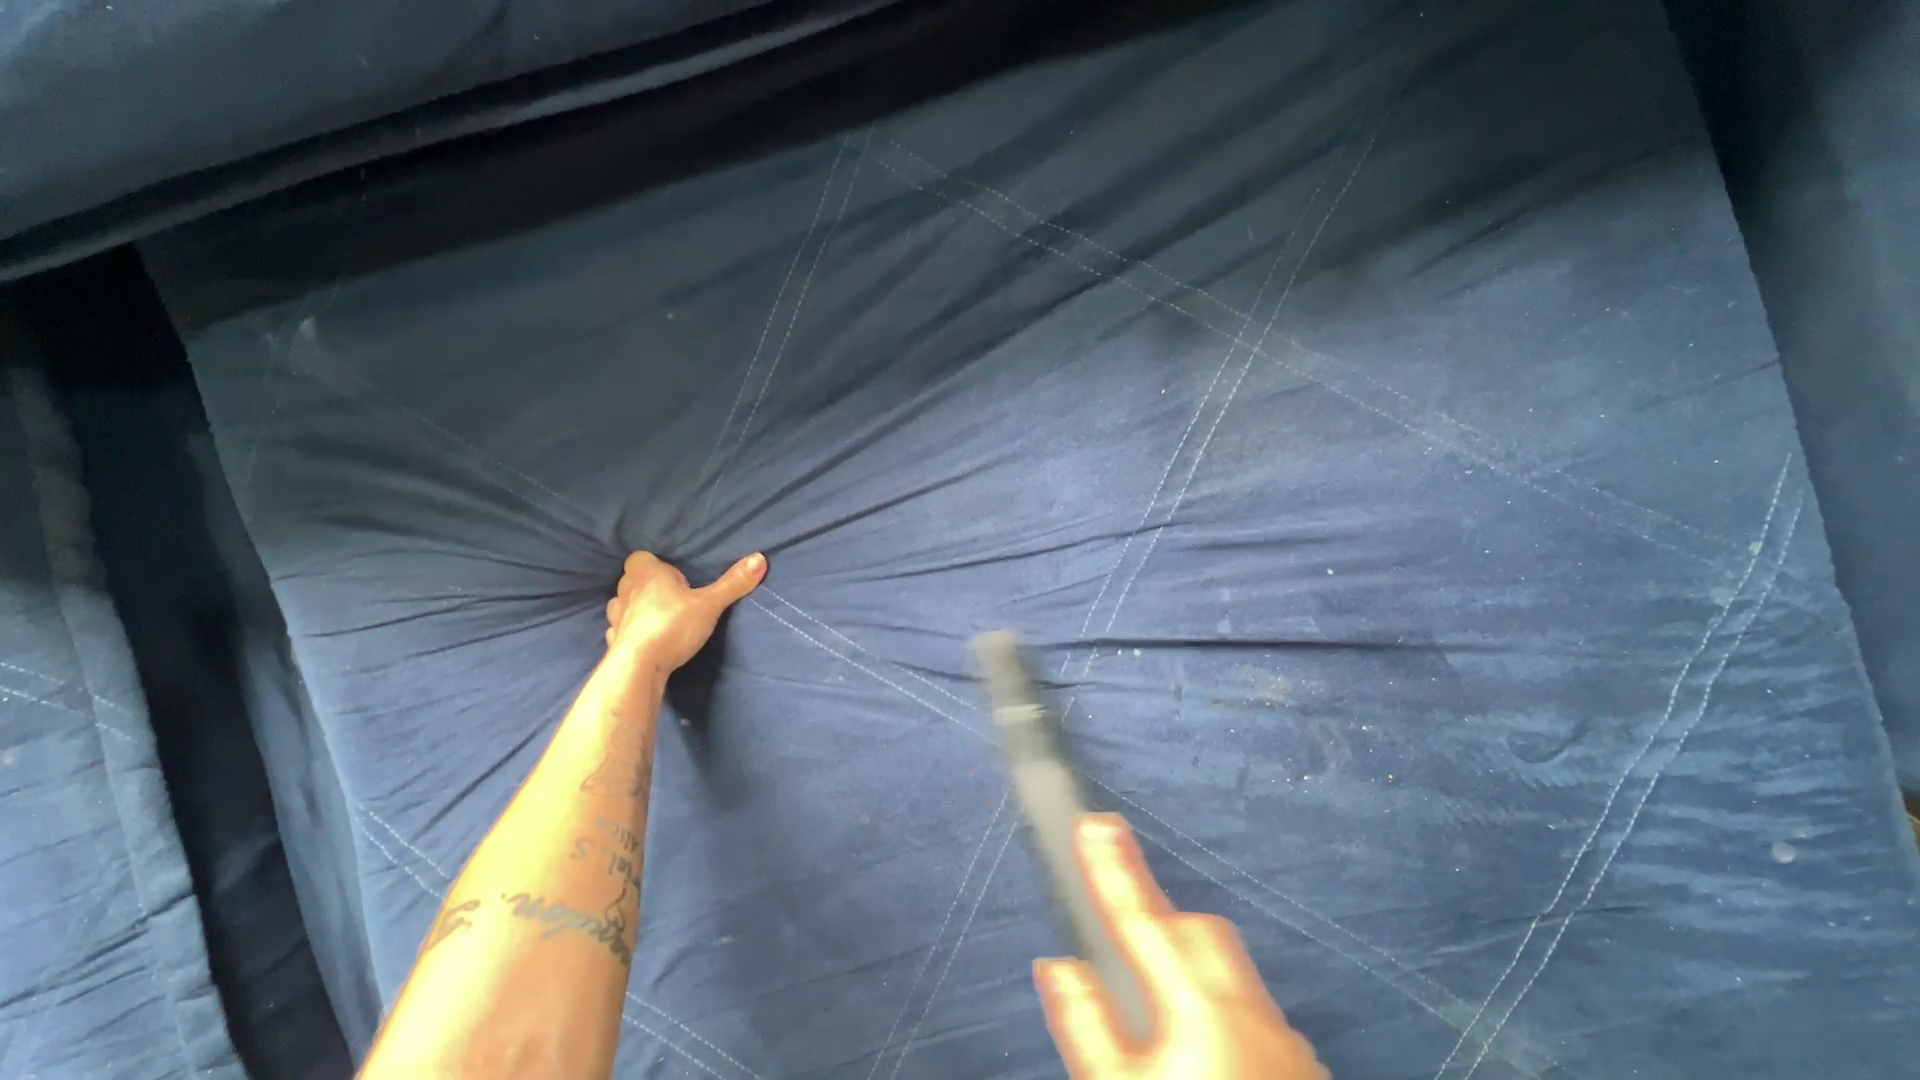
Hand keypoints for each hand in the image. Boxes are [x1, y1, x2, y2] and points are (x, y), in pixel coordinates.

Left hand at [604, 551, 765, 671]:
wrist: (638, 666)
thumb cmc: (672, 626)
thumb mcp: (710, 604)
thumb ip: (733, 584)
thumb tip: (760, 558)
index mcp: (647, 574)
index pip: (641, 557)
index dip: (656, 565)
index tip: (676, 578)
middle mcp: (626, 591)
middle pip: (632, 580)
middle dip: (648, 586)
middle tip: (673, 598)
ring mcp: (616, 618)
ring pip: (623, 604)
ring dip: (636, 608)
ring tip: (658, 618)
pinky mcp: (613, 641)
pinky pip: (620, 630)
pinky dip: (631, 632)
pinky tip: (645, 642)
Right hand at [1035, 815, 1327, 1079]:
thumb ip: (1086, 1024)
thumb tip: (1059, 965)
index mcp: (1196, 1007)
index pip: (1143, 918)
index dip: (1113, 867)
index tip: (1096, 822)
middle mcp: (1248, 1010)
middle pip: (1203, 933)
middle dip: (1162, 916)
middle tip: (1125, 924)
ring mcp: (1284, 1040)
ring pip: (1233, 970)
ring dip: (1193, 961)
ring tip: (1159, 991)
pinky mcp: (1302, 1067)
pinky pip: (1256, 1010)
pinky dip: (1223, 1004)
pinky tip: (1208, 1047)